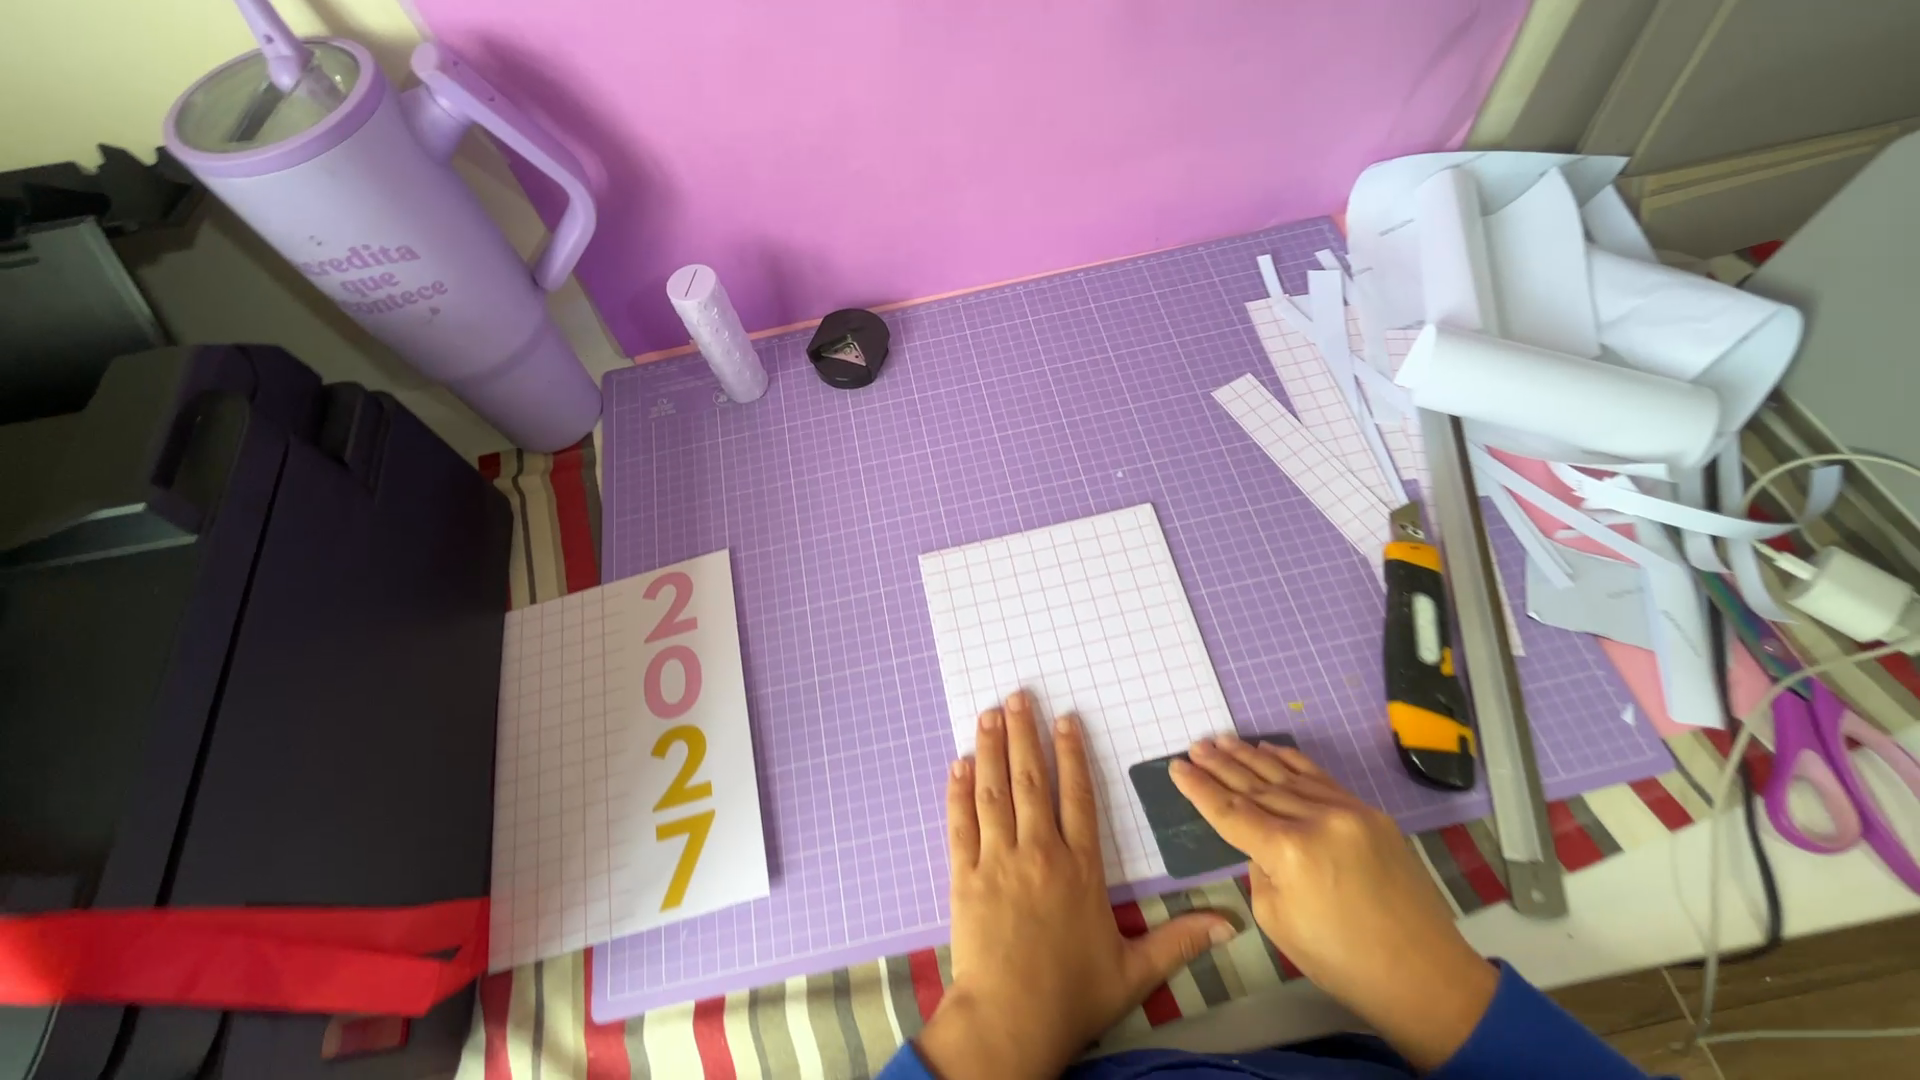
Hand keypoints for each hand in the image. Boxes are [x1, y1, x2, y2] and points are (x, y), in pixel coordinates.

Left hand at [916, 691, 1236, 1079]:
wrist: (1011, 1022)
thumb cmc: (1074, 996)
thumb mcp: (1135, 971)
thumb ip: (1179, 940)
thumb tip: (1232, 925)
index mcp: (1081, 869)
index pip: (1078, 797)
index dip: (1071, 754)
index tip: (1065, 719)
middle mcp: (1040, 853)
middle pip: (1033, 781)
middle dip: (1025, 734)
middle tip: (1017, 696)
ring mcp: (998, 861)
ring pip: (995, 792)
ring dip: (991, 750)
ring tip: (989, 714)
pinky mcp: (965, 876)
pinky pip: (961, 824)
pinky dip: (959, 792)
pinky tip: (958, 764)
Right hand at [1171, 736, 1497, 1071]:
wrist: (1424, 976)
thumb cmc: (1341, 961)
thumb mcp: (1276, 920)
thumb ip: (1259, 868)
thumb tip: (1261, 841)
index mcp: (1288, 852)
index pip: (1231, 811)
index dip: (1199, 788)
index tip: (1177, 768)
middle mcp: (1317, 820)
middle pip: (1255, 786)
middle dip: (1220, 765)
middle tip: (1194, 746)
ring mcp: (1347, 811)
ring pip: (1286, 775)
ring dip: (1249, 756)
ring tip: (1220, 740)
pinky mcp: (1370, 813)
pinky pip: (1320, 777)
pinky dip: (1291, 761)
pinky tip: (1268, 749)